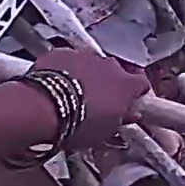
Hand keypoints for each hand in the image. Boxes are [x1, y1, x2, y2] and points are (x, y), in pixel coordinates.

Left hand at [29, 49, 150, 148]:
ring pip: (91, 65)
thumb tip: (129, 115)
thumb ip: (121, 119)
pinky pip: (68, 60)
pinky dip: (64, 70)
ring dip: (86, 76)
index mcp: (126, 85)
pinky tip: (54, 86)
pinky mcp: (63, 53)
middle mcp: (110, 66)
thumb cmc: (77, 122)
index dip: (136, 92)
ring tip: (72, 96)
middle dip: (109, 84)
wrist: (43, 108)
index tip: (130, 101)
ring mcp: (87, 57)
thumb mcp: (105, 131)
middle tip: (96, 103)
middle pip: (116, 72)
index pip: (141, 84)